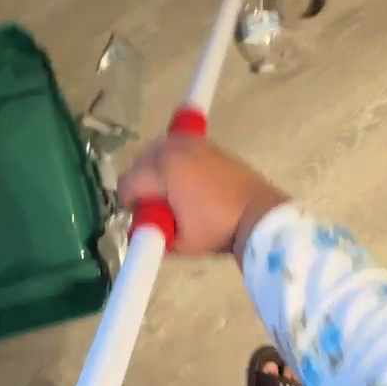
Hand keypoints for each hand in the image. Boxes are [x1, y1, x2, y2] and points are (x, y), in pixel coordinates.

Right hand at [117, 137, 288, 257]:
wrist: (258, 214)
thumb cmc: (218, 229)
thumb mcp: (179, 242)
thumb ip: (152, 234)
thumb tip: (140, 230)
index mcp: (163, 169)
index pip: (129, 182)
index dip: (128, 202)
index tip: (137, 217)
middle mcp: (174, 149)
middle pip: (140, 161)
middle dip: (139, 182)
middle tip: (151, 205)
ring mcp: (193, 143)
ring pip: (157, 149)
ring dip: (153, 168)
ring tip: (164, 190)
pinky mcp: (208, 144)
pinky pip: (178, 145)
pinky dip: (172, 158)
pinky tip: (180, 177)